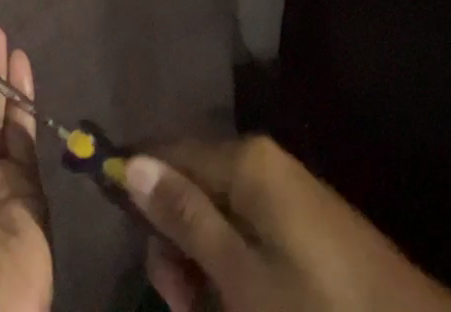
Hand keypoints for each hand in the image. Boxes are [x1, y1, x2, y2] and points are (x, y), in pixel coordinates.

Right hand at [123, 137, 450, 311]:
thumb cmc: (319, 311)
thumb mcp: (240, 274)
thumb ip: (183, 216)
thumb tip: (130, 162)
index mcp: (245, 162)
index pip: (163, 155)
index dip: (138, 195)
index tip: (136, 250)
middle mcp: (262, 167)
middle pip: (188, 191)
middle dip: (175, 247)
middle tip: (182, 303)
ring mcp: (285, 198)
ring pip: (214, 222)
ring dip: (202, 268)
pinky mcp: (304, 231)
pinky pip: (246, 239)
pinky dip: (233, 273)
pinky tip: (239, 307)